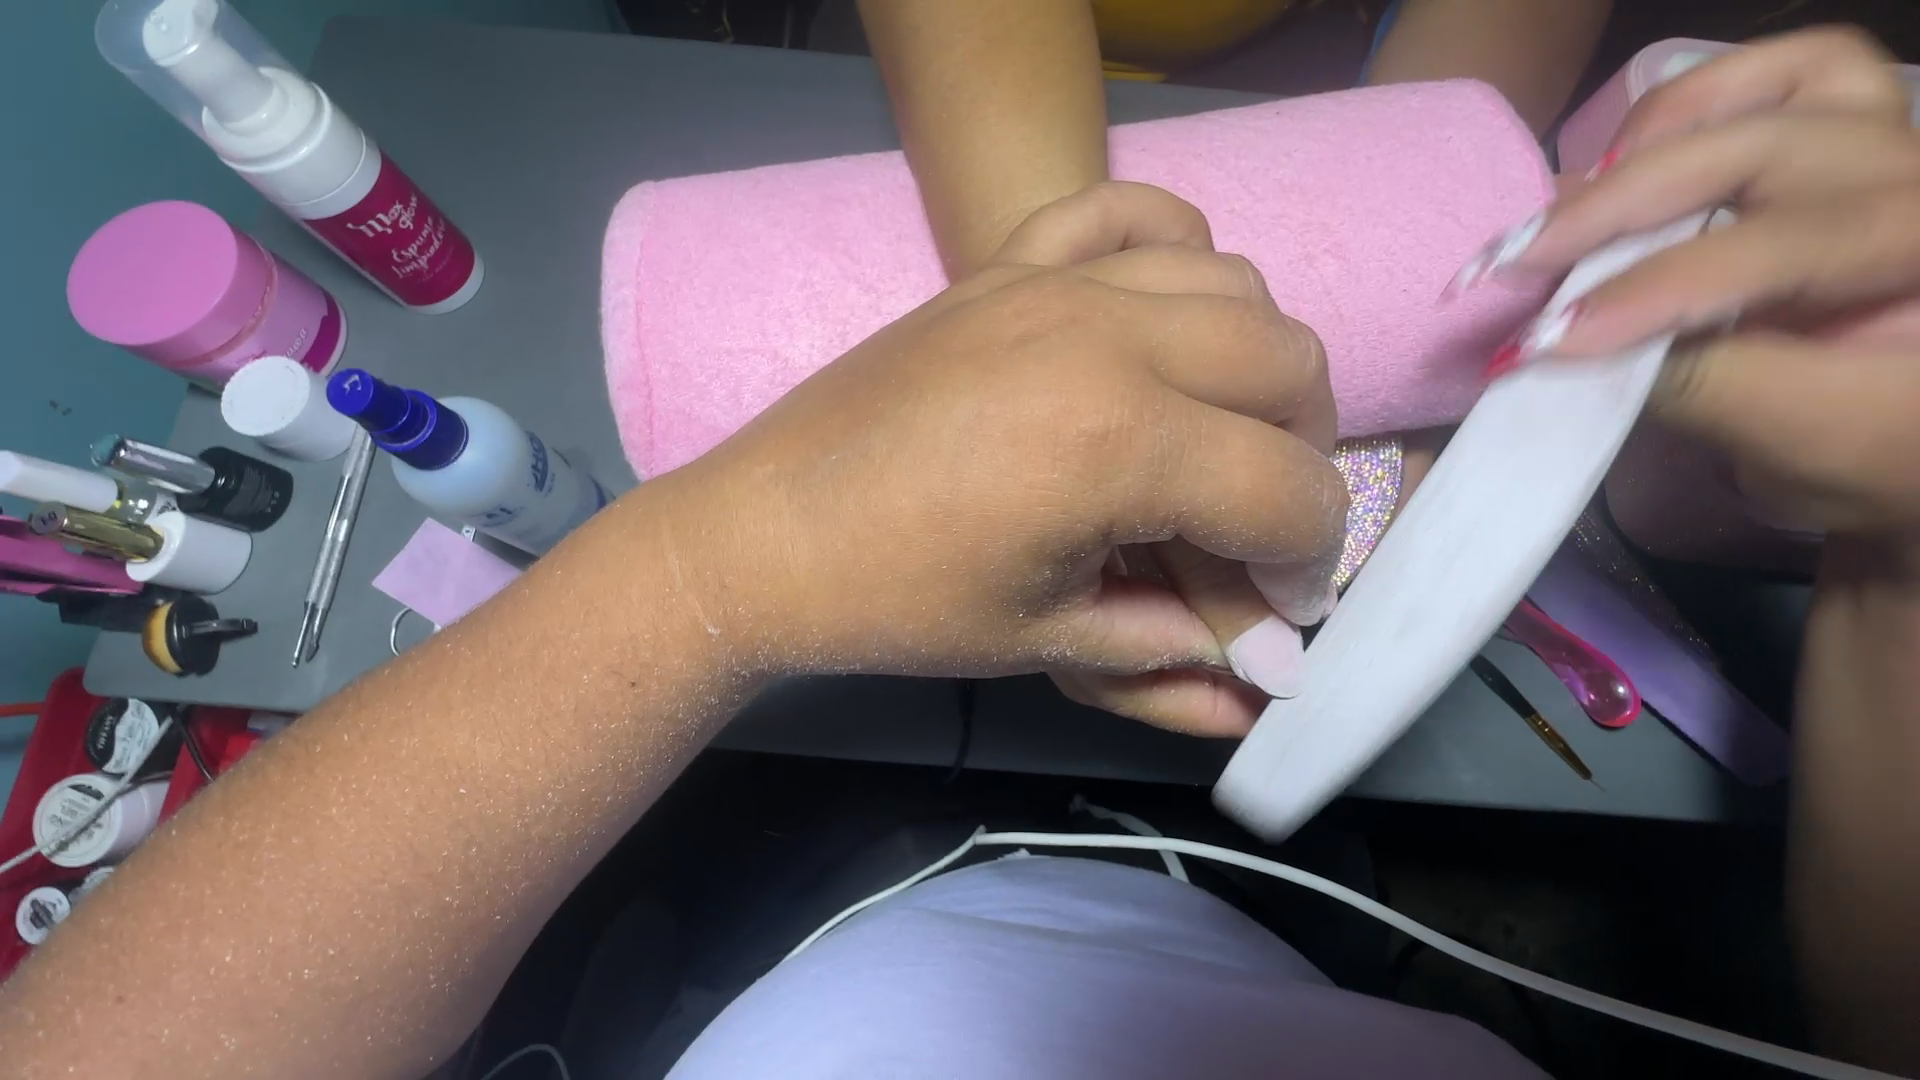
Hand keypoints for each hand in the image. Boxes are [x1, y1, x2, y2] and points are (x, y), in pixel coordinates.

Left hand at [653, 183, 1345, 732]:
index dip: (1306, 559)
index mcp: (1117, 444)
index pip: (1289, 491)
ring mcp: (1052, 282)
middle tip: (1251, 521)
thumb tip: (1268, 672)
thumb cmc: (898, 604)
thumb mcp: (1047, 643)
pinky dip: (1174, 252)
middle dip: (1300, 456)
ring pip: (1233, 283)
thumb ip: (1175, 651)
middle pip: (1290, 367)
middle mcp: (1104, 337)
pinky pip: (1126, 212)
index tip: (1276, 600)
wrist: (766, 536)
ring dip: (1255, 366)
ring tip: (1212, 432)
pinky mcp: (1004, 261)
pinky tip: (1159, 317)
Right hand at [1473, 28, 1919, 538]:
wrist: (1903, 427)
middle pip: (1760, 143)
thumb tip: (1561, 350)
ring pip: (1782, 83)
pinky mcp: (1843, 150)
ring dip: (1652, 136)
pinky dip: (1689, 110)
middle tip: (1508, 264)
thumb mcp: (1801, 437)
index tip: (1531, 346)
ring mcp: (1885, 148)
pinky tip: (1618, 164)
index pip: (1768, 254)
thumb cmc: (1870, 444)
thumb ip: (1697, 384)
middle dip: (1614, 206)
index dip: (1641, 296)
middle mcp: (1914, 174)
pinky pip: (1786, 78)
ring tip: (1564, 207)